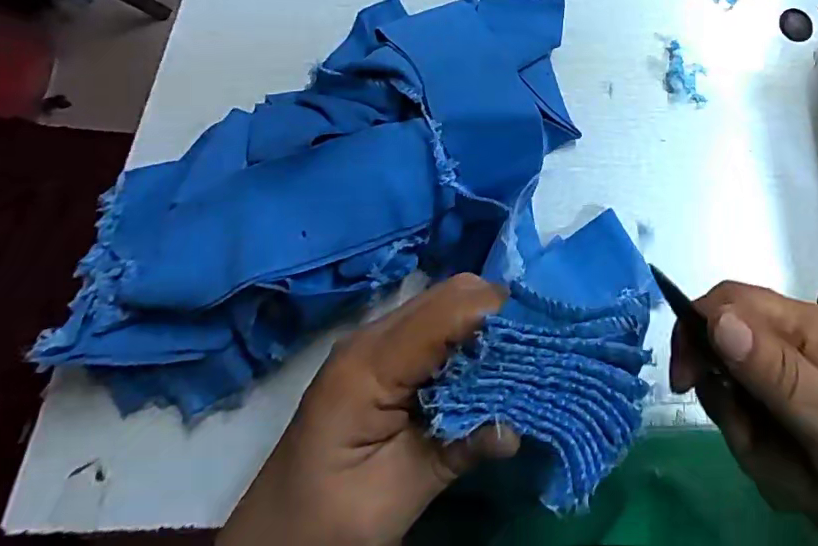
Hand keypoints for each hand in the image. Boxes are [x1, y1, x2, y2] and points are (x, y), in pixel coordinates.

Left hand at [219, 274, 520, 545]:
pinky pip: (430, 329)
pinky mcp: (380, 359)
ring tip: (521, 354)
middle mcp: (372, 337)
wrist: (275, 535)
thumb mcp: (397, 491)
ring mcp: (373, 344)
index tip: (542, 333)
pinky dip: (464, 339)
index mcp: (371, 363)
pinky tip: (486, 367)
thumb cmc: (329, 520)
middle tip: (537, 347)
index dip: (495, 313)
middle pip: (445, 295)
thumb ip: (455, 450)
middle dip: (495, 312)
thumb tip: (516, 425)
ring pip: (440, 305)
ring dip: (482, 323)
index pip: (444, 312)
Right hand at [670, 281, 817, 545]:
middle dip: (743, 420)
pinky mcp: (808, 436)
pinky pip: (763, 445)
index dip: (697, 333)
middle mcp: (803, 354)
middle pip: (728, 364)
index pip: (730, 303)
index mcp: (813, 331)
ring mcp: (805, 397)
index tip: (687, 384)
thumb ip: (777, 374)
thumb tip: (715, 318)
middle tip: (781, 456)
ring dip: (768, 458)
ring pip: (742, 412)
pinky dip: (782, 477)